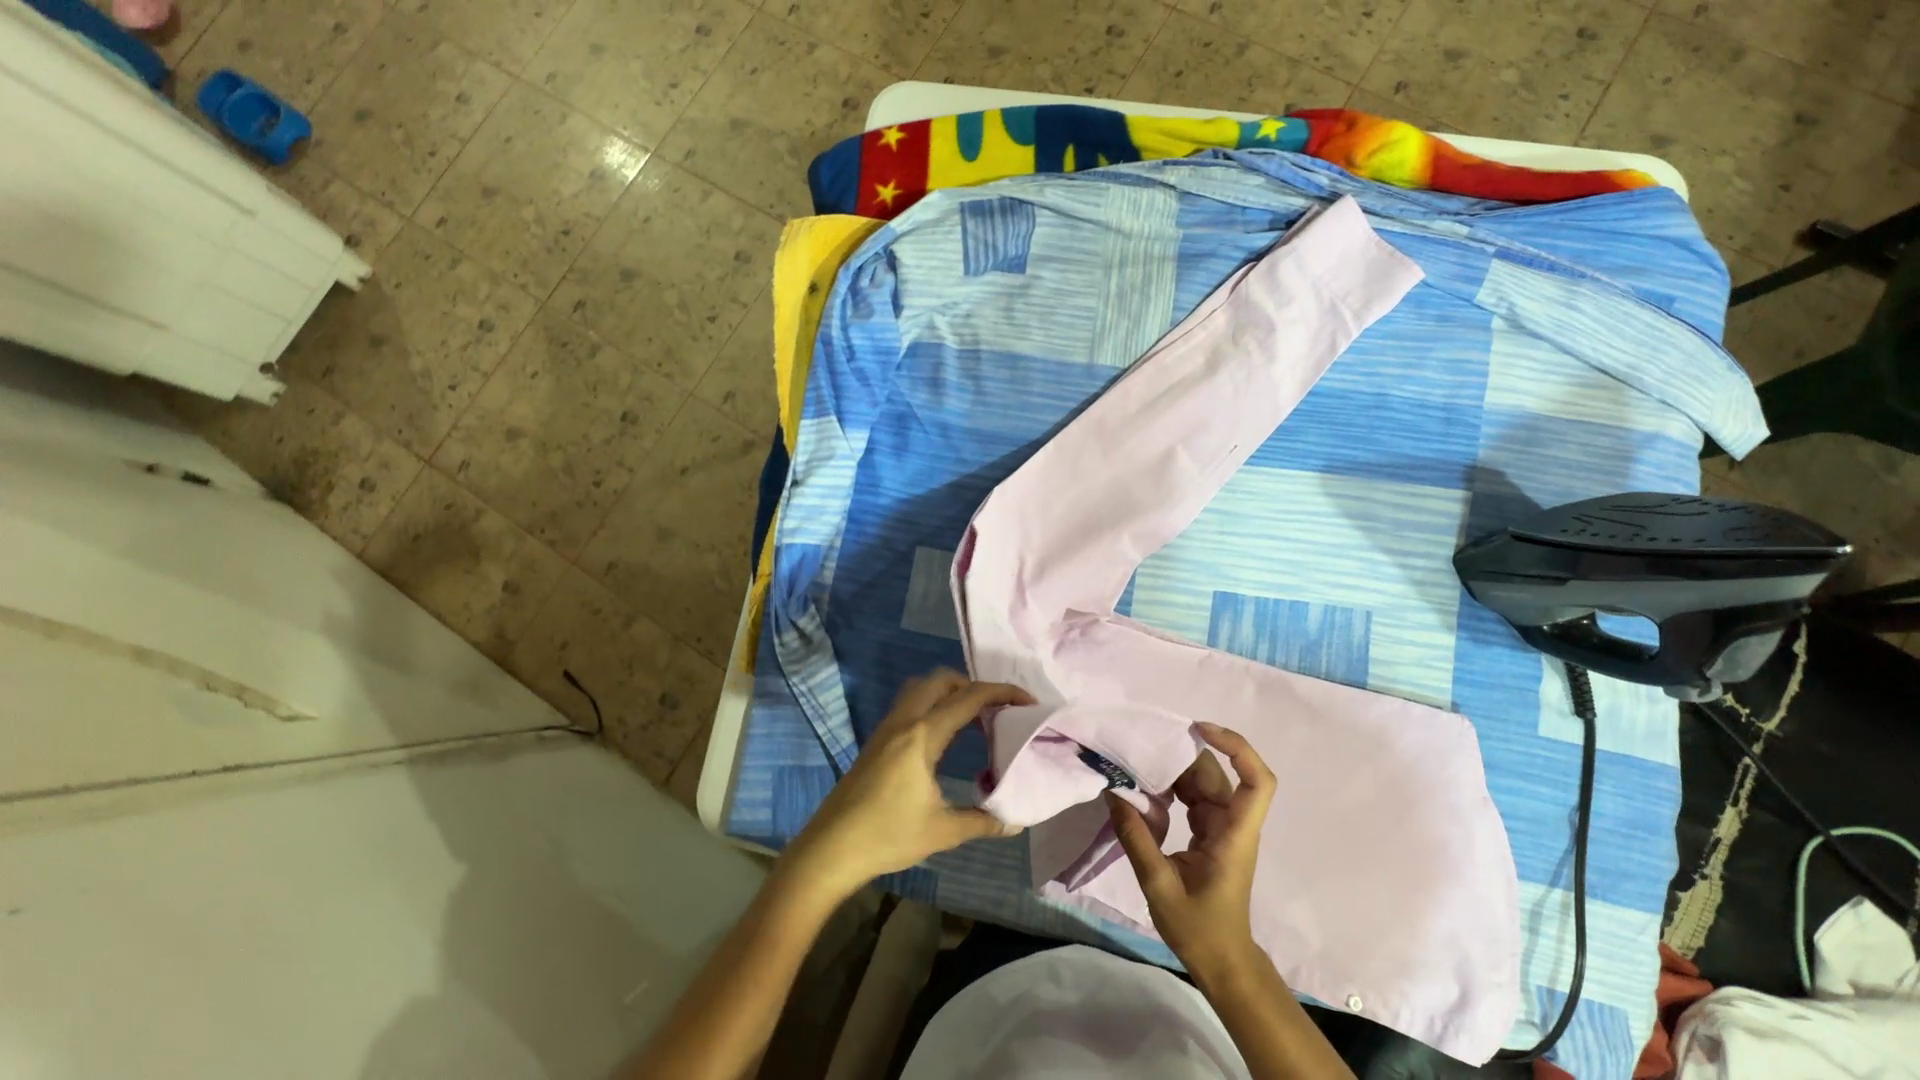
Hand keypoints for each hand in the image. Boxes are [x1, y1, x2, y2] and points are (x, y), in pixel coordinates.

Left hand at [782, 670, 1031, 899]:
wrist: (831, 849)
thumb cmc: (887, 836)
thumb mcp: (942, 832)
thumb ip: (982, 822)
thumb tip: (1015, 823)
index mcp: (921, 736)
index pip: (967, 699)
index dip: (1001, 692)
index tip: (1027, 701)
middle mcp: (903, 723)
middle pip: (940, 680)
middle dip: (972, 685)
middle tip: (997, 710)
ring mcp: (885, 730)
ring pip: (919, 690)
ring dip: (948, 694)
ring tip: (973, 720)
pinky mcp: (875, 743)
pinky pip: (908, 707)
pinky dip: (931, 707)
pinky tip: (944, 739)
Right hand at [1106, 722, 1274, 979]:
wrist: (1221, 961)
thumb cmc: (1199, 929)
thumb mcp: (1159, 885)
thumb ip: (1136, 838)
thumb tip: (1113, 794)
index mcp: (1234, 836)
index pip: (1258, 782)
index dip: (1237, 748)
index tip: (1200, 730)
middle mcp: (1234, 825)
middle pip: (1221, 775)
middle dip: (1184, 756)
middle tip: (1143, 747)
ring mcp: (1222, 828)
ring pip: (1204, 784)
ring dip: (1174, 771)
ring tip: (1137, 763)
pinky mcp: (1210, 834)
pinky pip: (1193, 799)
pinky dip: (1170, 789)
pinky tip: (1143, 789)